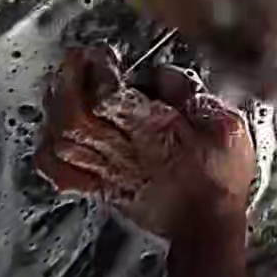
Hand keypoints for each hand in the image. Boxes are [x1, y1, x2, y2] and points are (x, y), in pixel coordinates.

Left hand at [36, 46, 254, 239]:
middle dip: (68, 82)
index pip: (110, 98)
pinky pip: (61, 172)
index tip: (105, 51)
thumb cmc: (221, 173)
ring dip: (54, 110)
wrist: (208, 224)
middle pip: (74, 118)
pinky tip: (53, 133)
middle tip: (75, 59)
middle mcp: (123, 153)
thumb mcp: (227, 124)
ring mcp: (107, 173)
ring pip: (61, 143)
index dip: (100, 69)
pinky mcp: (102, 188)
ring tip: (62, 84)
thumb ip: (195, 94)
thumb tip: (162, 73)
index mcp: (155, 132)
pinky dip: (49, 150)